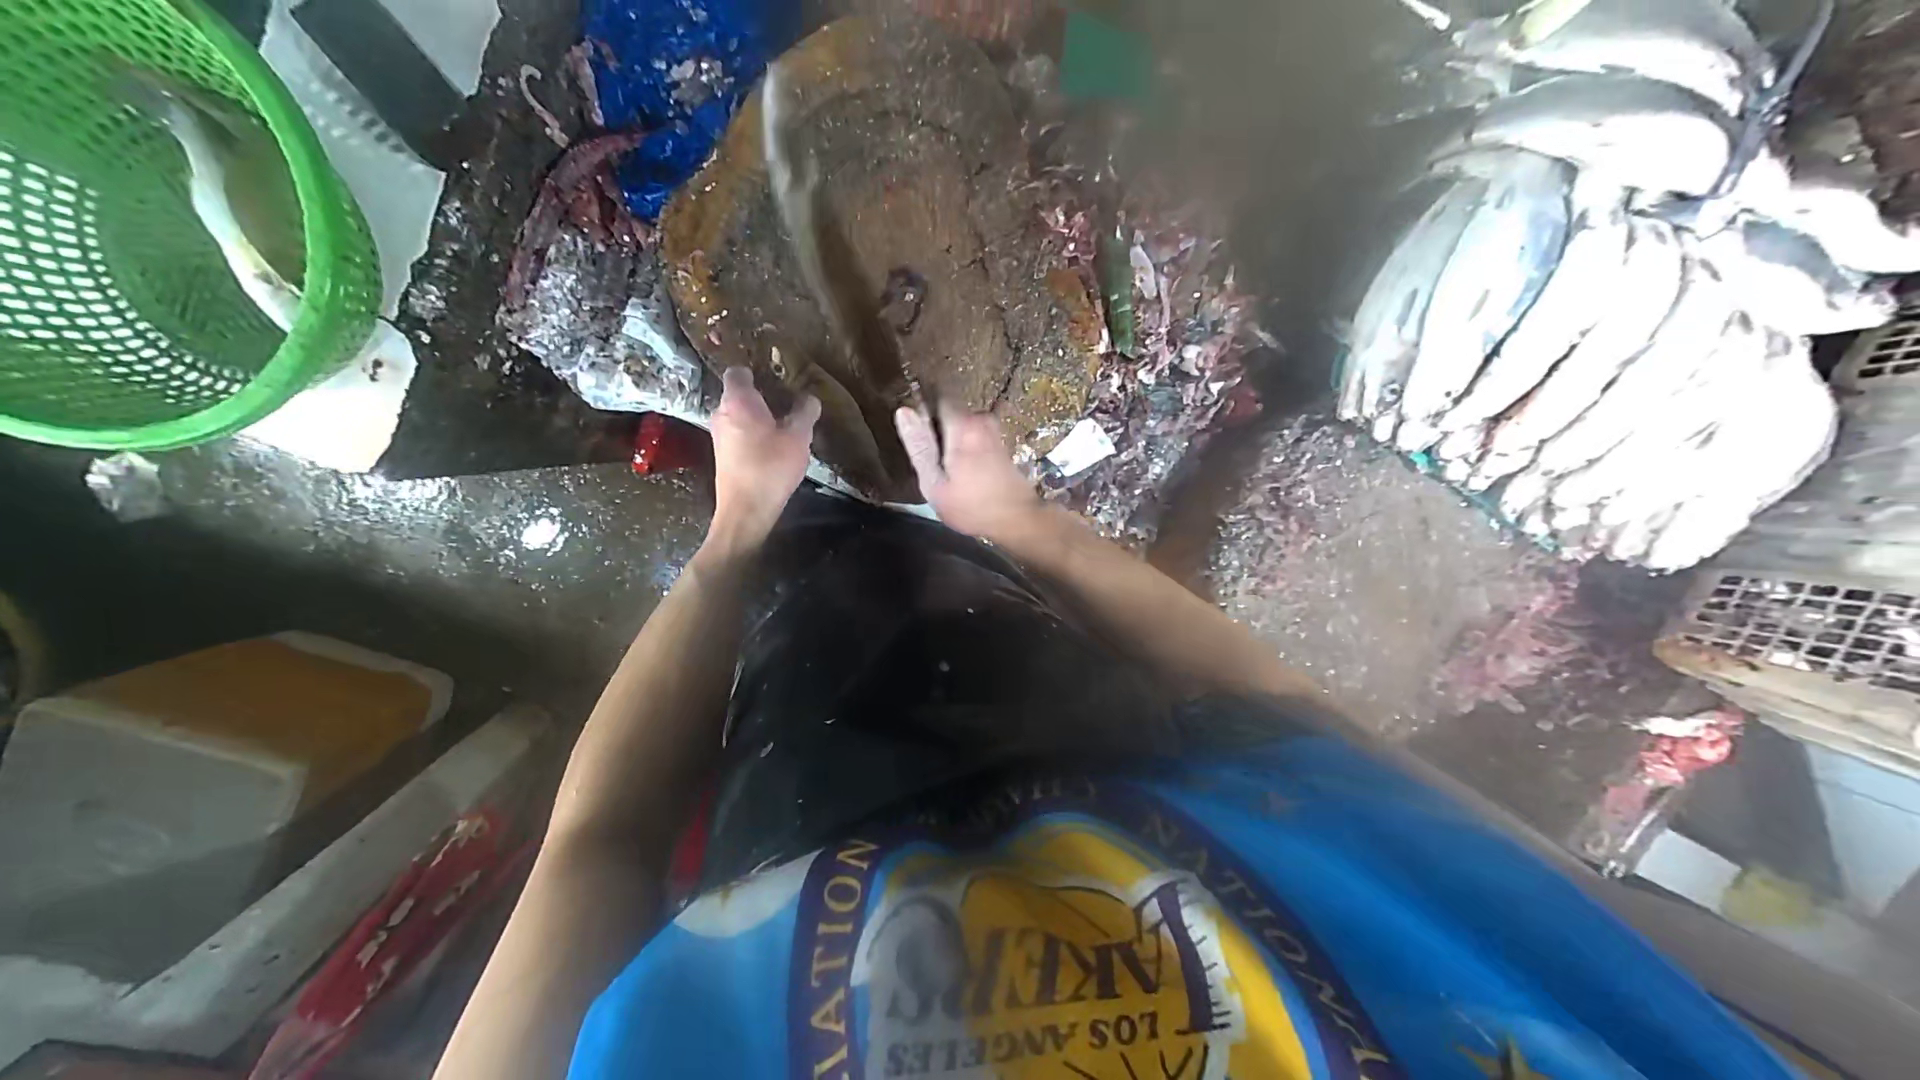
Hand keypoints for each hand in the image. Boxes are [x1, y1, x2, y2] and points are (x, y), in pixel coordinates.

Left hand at [703, 367, 819, 560]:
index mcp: (738, 400)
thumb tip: (809, 397)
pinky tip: (772, 448)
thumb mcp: (798, 437)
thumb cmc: (771, 467)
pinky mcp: (722, 455)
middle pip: (739, 395)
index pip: (738, 372)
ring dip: (758, 418)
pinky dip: (752, 435)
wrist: (746, 510)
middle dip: (761, 397)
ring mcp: (718, 435)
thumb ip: (804, 413)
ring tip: (784, 426)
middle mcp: (721, 412)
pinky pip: (737, 434)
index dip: (755, 371)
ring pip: (738, 416)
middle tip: (787, 402)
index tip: (775, 377)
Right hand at [895, 402, 1045, 544]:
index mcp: (962, 425)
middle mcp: (980, 419)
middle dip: (937, 431)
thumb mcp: (934, 482)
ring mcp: (993, 430)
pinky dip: (965, 449)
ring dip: (951, 442)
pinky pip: (973, 436)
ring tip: (948, 470)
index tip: (917, 436)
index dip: (922, 414)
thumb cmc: (972, 506)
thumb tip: (903, 411)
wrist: (1018, 519)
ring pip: (960, 426)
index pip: (935, 398)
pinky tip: (965, 473)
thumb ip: (919, 446)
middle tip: (932, 462)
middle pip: (948, 413)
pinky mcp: (1000, 442)